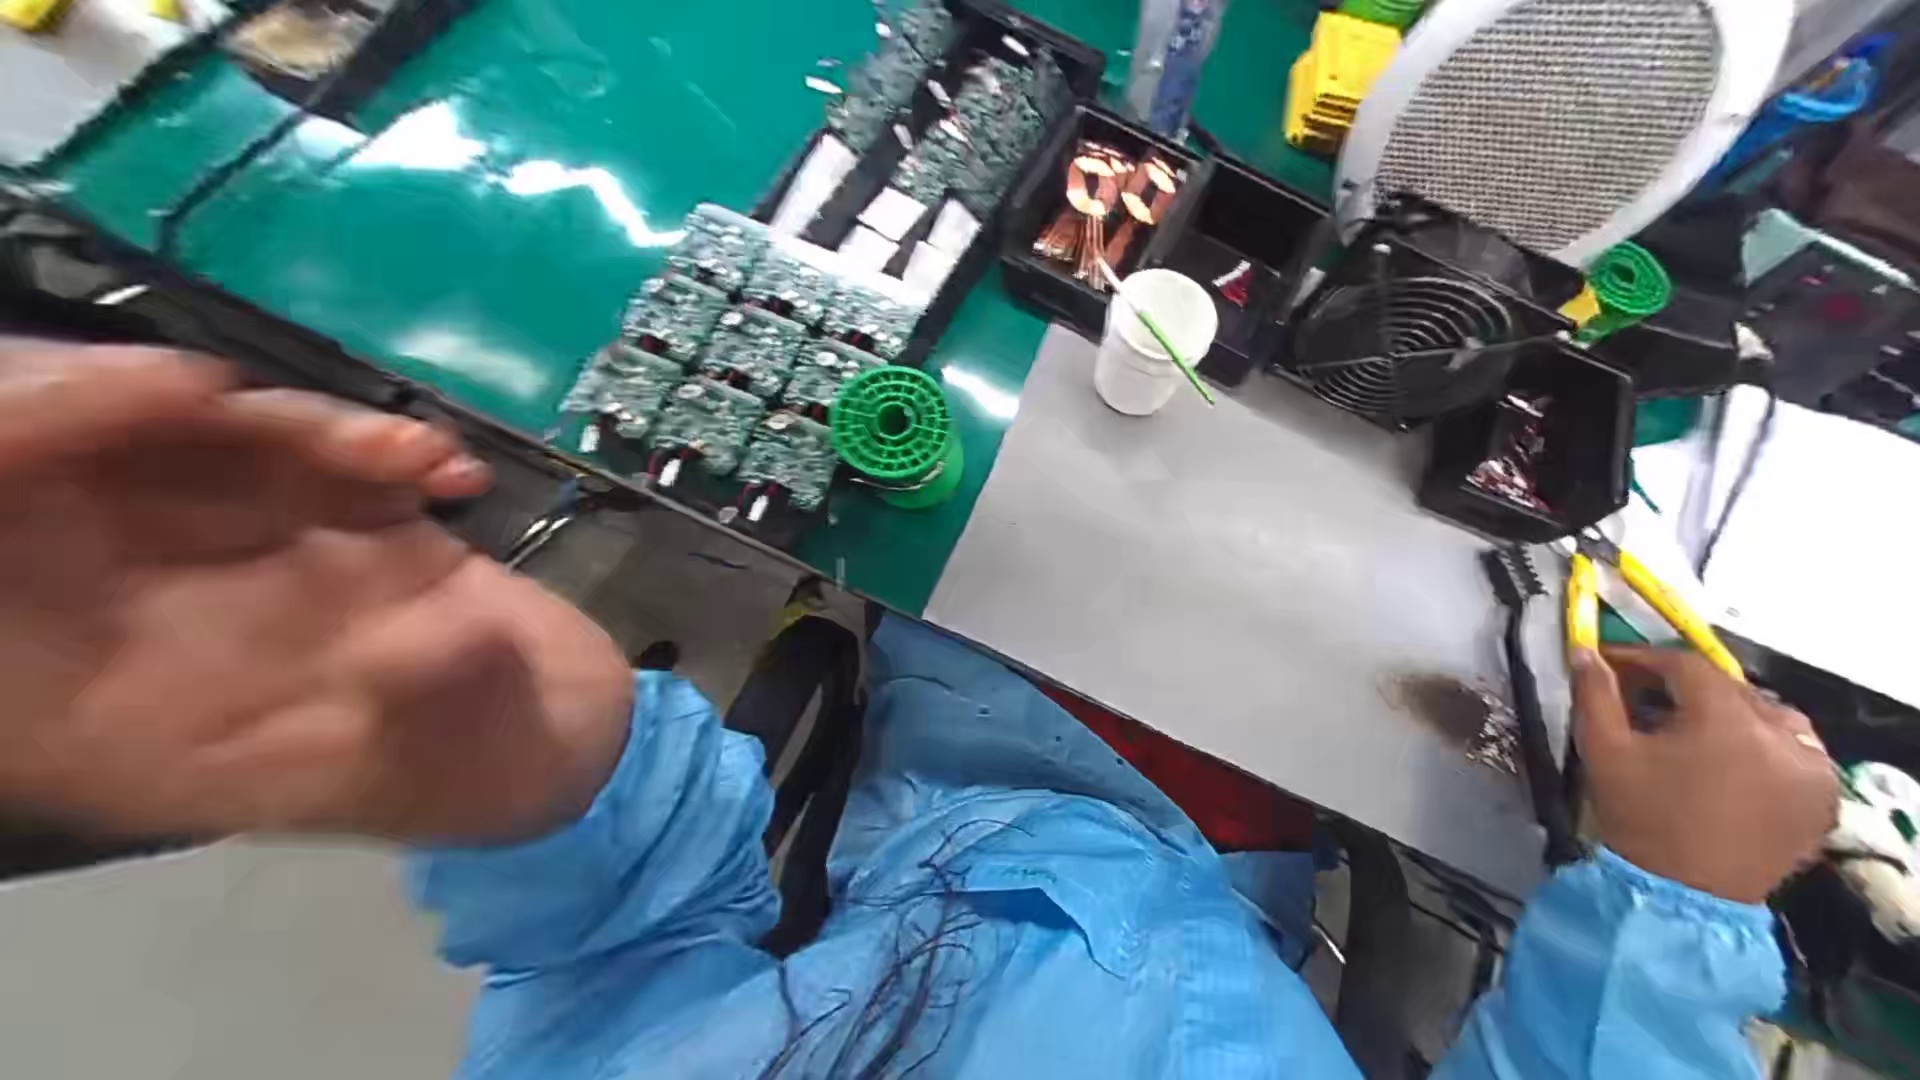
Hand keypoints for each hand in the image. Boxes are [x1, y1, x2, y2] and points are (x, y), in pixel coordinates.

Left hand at [0, 341, 633, 843]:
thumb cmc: (495, 772)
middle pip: (46, 479)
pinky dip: (387, 443)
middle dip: (107, 409)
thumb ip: (415, 700)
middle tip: (214, 393)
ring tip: (418, 456)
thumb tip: (420, 636)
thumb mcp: (447, 762)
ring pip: (192, 443)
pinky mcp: (350, 525)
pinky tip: (455, 472)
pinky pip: (321, 451)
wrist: (567, 732)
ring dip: (297, 424)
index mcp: (112, 706)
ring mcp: (258, 562)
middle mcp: (154, 620)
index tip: (115, 414)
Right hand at [1571, 646, 1838, 903]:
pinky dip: (1757, 737)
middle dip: (1679, 683)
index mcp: (1728, 723)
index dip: (1644, 657)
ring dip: (1724, 707)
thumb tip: (1587, 653)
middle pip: (1730, 687)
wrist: (1686, 885)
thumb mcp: (1602, 746)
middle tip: (1638, 691)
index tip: (1609, 661)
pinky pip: (1793, 747)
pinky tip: (1723, 751)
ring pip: (1769, 714)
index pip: (1687, 666)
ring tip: (1684, 721)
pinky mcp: (1823, 795)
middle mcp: (1784, 739)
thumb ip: (1595, 693)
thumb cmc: (1639, 810)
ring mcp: (1814, 770)